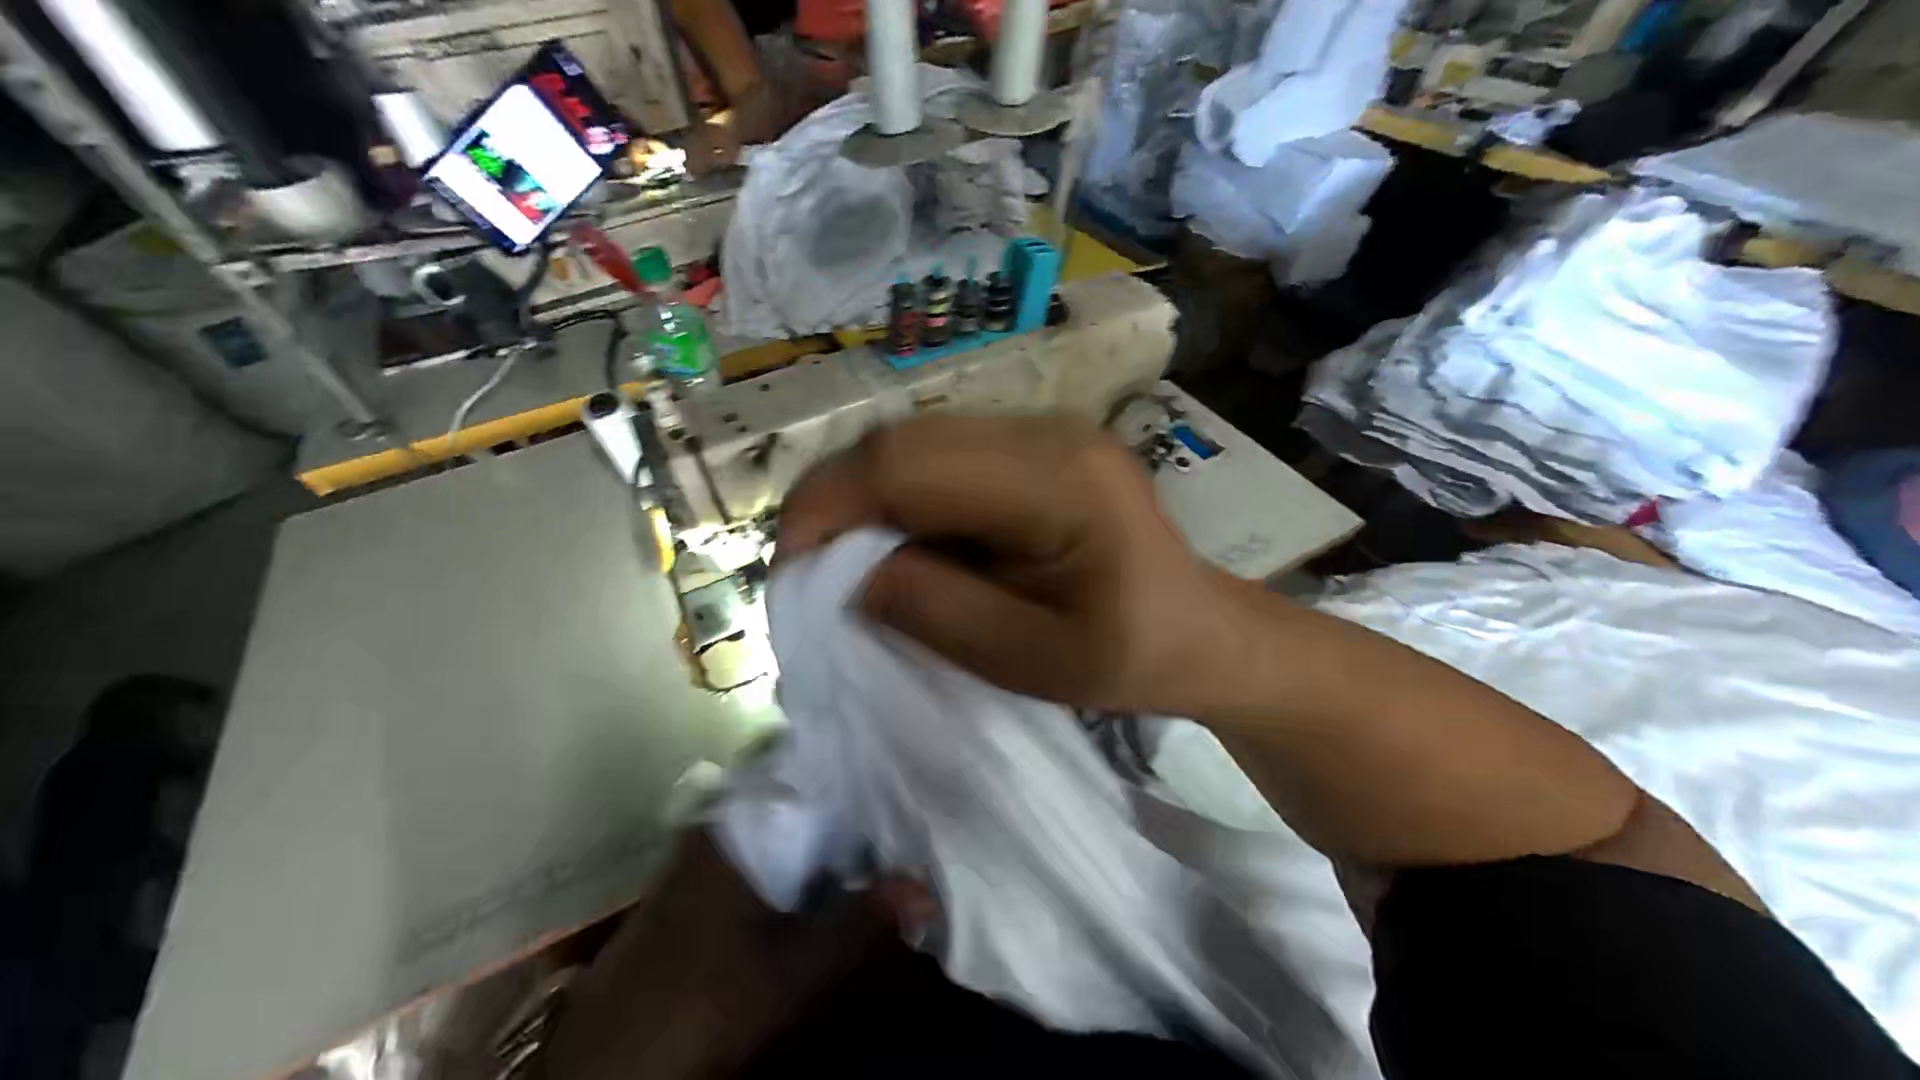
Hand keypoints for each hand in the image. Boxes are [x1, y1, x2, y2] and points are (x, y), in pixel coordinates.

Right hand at [778, 415, 1259, 713]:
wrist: (1198, 629)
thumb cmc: (1129, 657)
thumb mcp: (1029, 660)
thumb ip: (933, 610)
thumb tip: (845, 574)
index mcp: (1058, 480)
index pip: (909, 464)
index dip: (830, 507)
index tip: (790, 571)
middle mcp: (1047, 430)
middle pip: (903, 441)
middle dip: (837, 500)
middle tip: (809, 571)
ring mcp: (1041, 428)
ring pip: (913, 443)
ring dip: (864, 498)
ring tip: (846, 562)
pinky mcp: (1032, 444)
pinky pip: (940, 457)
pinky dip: (899, 497)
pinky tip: (898, 544)